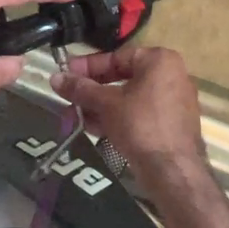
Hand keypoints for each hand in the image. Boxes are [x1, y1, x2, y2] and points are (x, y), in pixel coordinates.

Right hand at [51, 44, 206, 177]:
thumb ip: (80, 88)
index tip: (66, 73)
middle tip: (69, 97)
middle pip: (122, 78)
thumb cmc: (140, 125)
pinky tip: (94, 128)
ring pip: (128, 98)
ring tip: (75, 117)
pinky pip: (139, 114)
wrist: (173, 170)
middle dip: (91, 91)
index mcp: (159, 61)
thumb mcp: (106, 104)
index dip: (87, 66)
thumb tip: (55, 78)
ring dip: (99, 107)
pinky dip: (117, 118)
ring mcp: (173, 101)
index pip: (116, 57)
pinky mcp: (171, 124)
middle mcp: (171, 76)